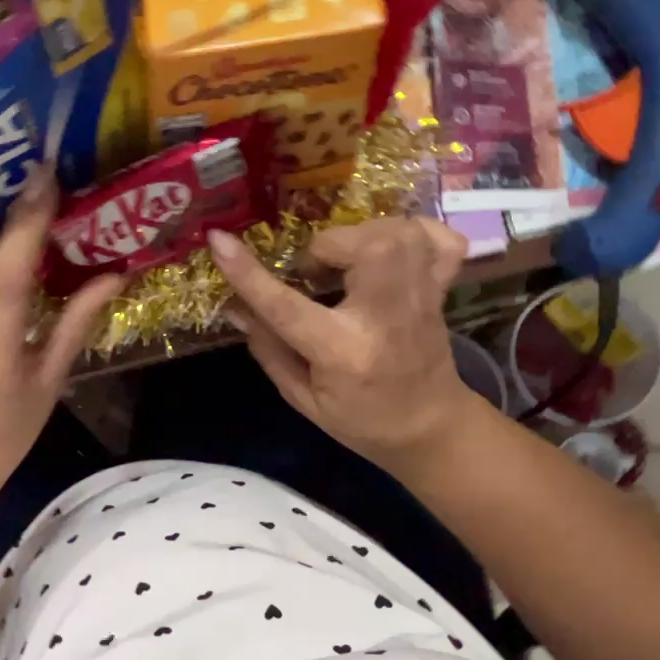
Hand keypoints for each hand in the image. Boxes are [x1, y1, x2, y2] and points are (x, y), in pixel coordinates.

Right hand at [208, 218, 484, 470]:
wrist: (429, 428)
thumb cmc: (359, 420)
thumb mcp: (302, 397)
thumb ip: (269, 348)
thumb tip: (235, 306)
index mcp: (343, 352)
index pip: (286, 306)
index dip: (247, 272)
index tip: (218, 240)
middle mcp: (386, 317)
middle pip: (366, 247)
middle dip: (327, 246)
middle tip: (315, 275)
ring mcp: (421, 298)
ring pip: (399, 232)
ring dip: (362, 236)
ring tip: (346, 262)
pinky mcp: (441, 289)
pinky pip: (438, 238)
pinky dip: (412, 232)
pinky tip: (391, 250)